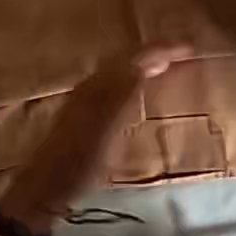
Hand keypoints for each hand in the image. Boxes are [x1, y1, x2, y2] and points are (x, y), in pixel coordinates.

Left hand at [0, 46, 193, 231]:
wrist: (46, 188)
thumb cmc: (80, 162)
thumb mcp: (106, 129)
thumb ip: (123, 94)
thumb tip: (143, 63)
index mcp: (100, 85)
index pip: (135, 56)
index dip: (162, 49)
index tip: (190, 47)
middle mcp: (92, 85)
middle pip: (126, 58)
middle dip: (154, 51)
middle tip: (182, 52)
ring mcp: (86, 99)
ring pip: (120, 69)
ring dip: (144, 63)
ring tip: (166, 65)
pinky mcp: (84, 114)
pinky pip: (115, 83)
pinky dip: (134, 79)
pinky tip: (139, 90)